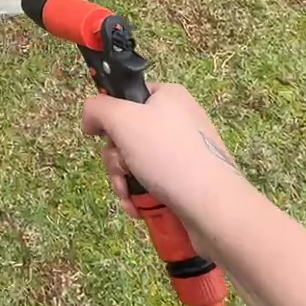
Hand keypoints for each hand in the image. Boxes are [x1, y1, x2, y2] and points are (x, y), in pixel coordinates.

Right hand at [81, 83, 242, 221]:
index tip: (105, 134)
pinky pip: (153, 181)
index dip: (110, 115)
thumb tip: (90, 121)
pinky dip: (140, 194)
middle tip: (120, 168)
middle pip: (127, 132)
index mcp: (169, 96)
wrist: (215, 209)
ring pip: (137, 160)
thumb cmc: (167, 154)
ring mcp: (186, 152)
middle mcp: (179, 120)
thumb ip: (96, 108)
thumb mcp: (121, 118)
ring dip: (123, 179)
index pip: (127, 96)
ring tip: (128, 195)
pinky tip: (137, 208)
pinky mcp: (190, 181)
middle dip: (115, 156)